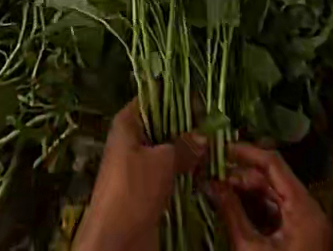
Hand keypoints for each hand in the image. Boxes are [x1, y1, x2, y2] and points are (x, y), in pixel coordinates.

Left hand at [74, 101, 203, 250]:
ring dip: (189, 151)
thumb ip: (184, 145)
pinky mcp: (147, 188)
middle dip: (188, 127)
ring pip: (168, 149)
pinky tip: (205, 171)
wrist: (116, 242)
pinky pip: (169, 171)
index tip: (204, 105)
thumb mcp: (162, 162)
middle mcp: (132, 138)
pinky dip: (185, 171)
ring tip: (216, 150)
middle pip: (163, 124)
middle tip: (216, 129)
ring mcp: (139, 164)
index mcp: (128, 122)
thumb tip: (204, 135)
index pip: (154, 97)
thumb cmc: (134, 190)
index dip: (178, 98)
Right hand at [209, 144, 332, 250]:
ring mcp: (308, 226)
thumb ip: (231, 211)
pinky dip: (256, 209)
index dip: (245, 152)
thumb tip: (210, 183)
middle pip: (273, 178)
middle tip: (213, 177)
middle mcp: (310, 210)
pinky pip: (278, 213)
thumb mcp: (250, 249)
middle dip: (241, 177)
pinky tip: (234, 210)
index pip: (273, 162)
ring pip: (274, 195)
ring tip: (219, 192)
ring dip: (247, 192)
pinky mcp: (303, 240)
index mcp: (304, 208)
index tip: (218, 150)